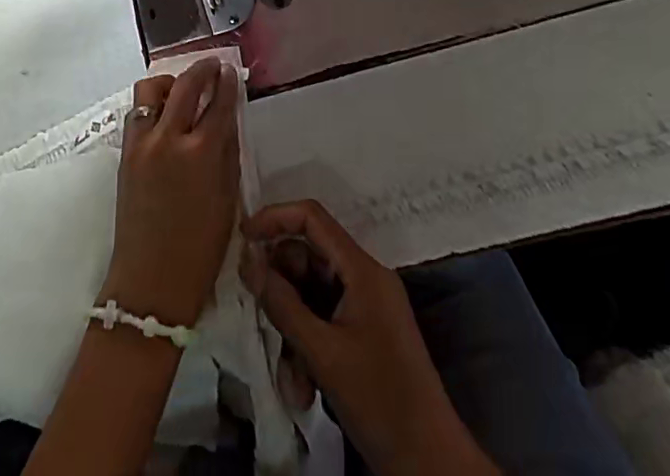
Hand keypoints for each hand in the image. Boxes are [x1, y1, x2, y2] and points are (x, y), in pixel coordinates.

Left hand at [102, 57, 241, 328]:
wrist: (152, 279)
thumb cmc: (202, 247)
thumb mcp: (228, 197)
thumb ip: (228, 151)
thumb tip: (227, 118)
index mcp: (202, 152)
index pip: (218, 102)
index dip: (227, 82)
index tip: (230, 70)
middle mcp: (169, 139)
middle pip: (184, 85)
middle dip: (201, 70)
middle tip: (212, 66)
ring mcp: (141, 144)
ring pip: (150, 91)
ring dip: (170, 83)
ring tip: (182, 90)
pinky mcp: (124, 154)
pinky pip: (137, 115)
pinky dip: (153, 106)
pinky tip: (165, 117)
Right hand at [241, 201, 496, 475]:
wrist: (427, 458)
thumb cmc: (378, 396)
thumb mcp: (321, 350)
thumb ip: (281, 301)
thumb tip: (248, 259)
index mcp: (362, 270)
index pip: (313, 218)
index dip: (274, 218)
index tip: (242, 238)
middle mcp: (363, 278)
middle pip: (306, 258)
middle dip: (280, 289)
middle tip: (261, 316)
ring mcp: (363, 304)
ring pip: (308, 294)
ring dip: (291, 329)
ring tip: (291, 376)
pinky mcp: (361, 330)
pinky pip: (320, 320)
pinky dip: (305, 347)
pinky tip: (302, 387)